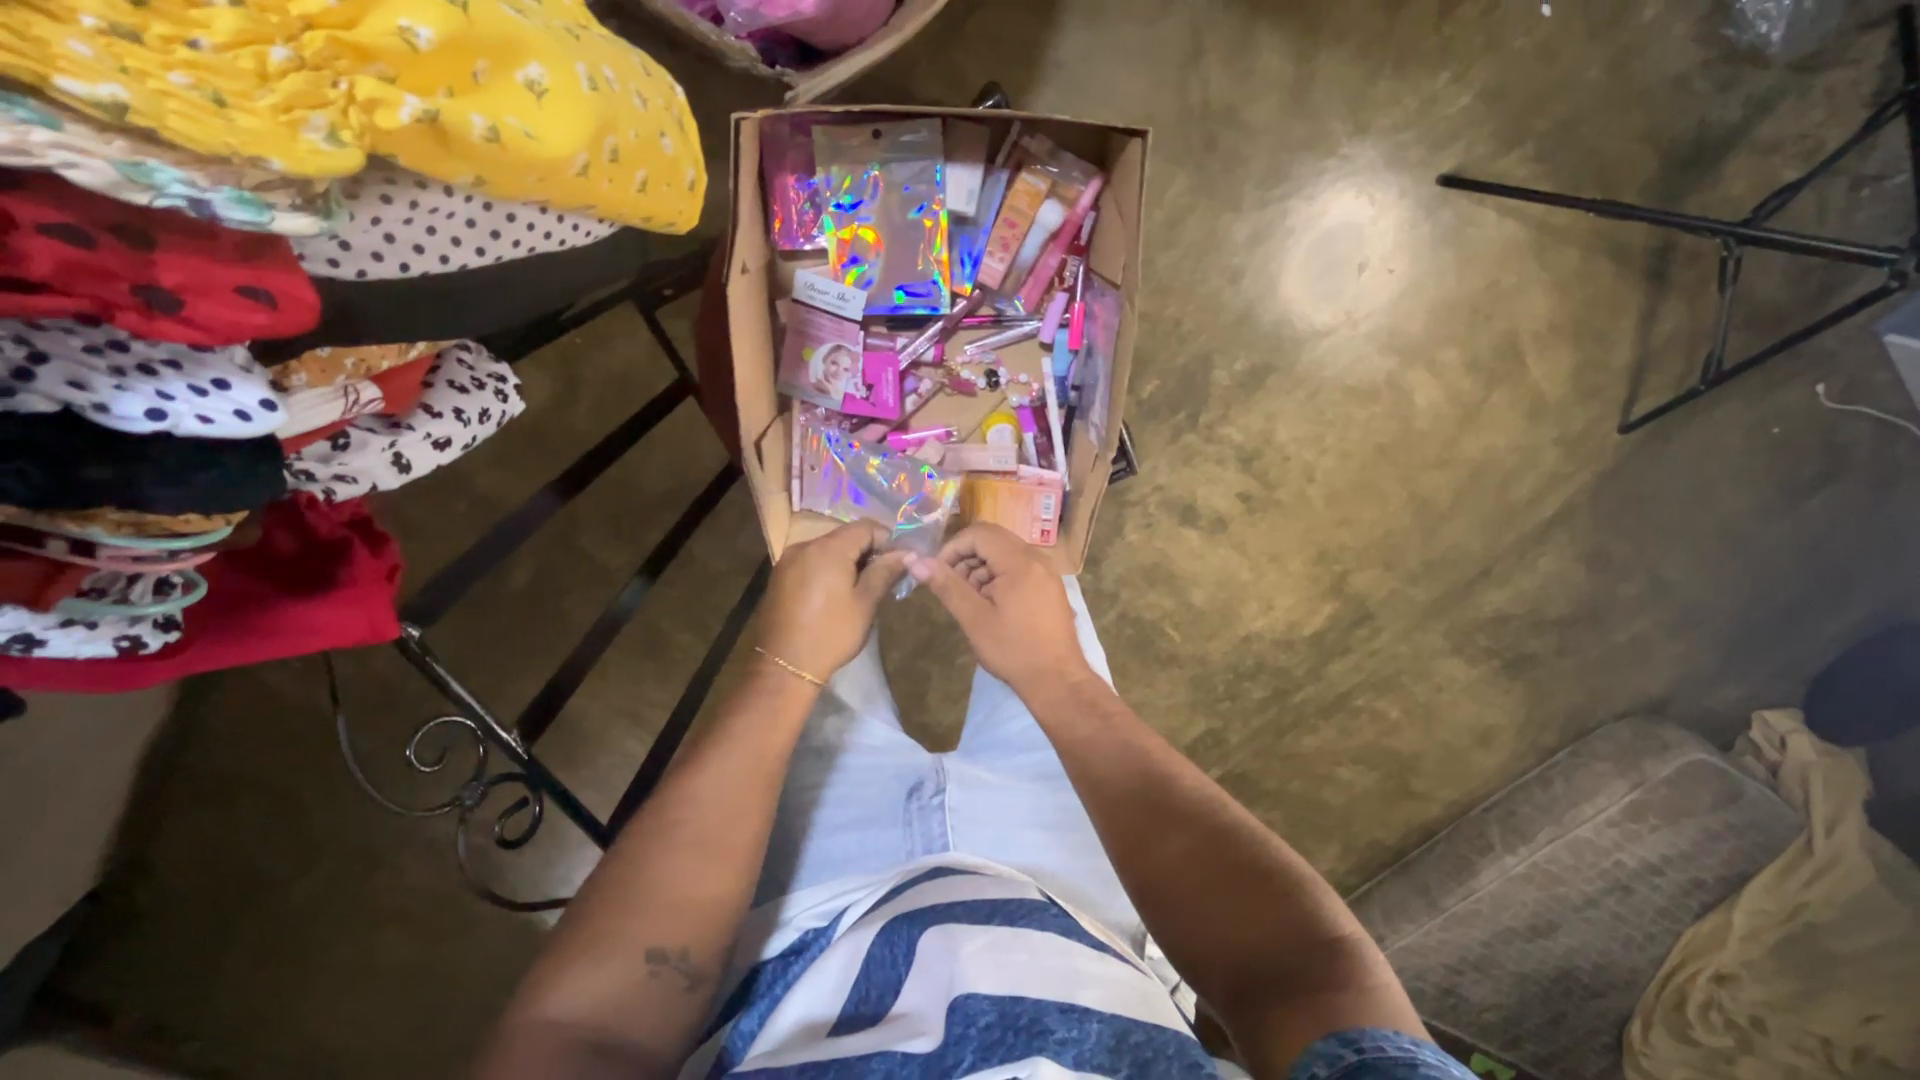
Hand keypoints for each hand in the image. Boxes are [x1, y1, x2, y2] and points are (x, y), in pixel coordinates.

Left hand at [756, 521, 908, 680]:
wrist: (784, 665)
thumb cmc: (831, 634)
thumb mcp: (865, 603)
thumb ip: (885, 572)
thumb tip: (906, 553)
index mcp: (828, 548)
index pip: (865, 527)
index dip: (887, 539)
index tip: (900, 561)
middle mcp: (804, 546)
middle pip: (845, 536)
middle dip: (867, 551)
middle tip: (884, 577)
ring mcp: (788, 561)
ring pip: (827, 549)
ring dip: (848, 561)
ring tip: (862, 588)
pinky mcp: (780, 576)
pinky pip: (811, 562)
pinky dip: (828, 569)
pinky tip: (836, 593)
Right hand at [906, 523, 1096, 695]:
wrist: (1058, 680)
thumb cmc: (1013, 650)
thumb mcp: (974, 618)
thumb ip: (946, 585)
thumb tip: (916, 562)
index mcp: (1020, 561)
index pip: (979, 533)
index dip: (953, 548)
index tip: (939, 574)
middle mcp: (1037, 559)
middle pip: (993, 540)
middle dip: (966, 559)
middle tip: (954, 590)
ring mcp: (1047, 572)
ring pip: (1005, 554)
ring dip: (981, 570)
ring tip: (972, 602)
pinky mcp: (1050, 587)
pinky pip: (1019, 568)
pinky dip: (999, 578)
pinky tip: (992, 607)